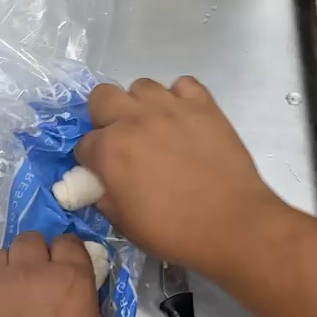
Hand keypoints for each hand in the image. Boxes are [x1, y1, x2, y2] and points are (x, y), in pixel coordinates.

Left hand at [0, 232, 103, 316]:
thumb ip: (86, 311)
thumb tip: (79, 297)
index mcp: (71, 282)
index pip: (70, 242)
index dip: (69, 257)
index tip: (68, 274)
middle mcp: (31, 272)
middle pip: (32, 239)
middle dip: (37, 256)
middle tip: (38, 285)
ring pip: (1, 255)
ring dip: (10, 268)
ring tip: (12, 298)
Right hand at [77, 76, 292, 279]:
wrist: (233, 225)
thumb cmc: (175, 232)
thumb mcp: (125, 224)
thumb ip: (104, 197)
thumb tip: (101, 184)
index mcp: (110, 150)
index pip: (84, 143)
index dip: (91, 159)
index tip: (102, 171)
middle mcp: (135, 120)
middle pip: (102, 96)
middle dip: (104, 117)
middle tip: (120, 139)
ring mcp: (171, 108)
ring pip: (141, 86)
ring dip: (140, 105)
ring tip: (154, 127)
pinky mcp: (203, 105)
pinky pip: (183, 84)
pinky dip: (179, 97)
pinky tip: (183, 119)